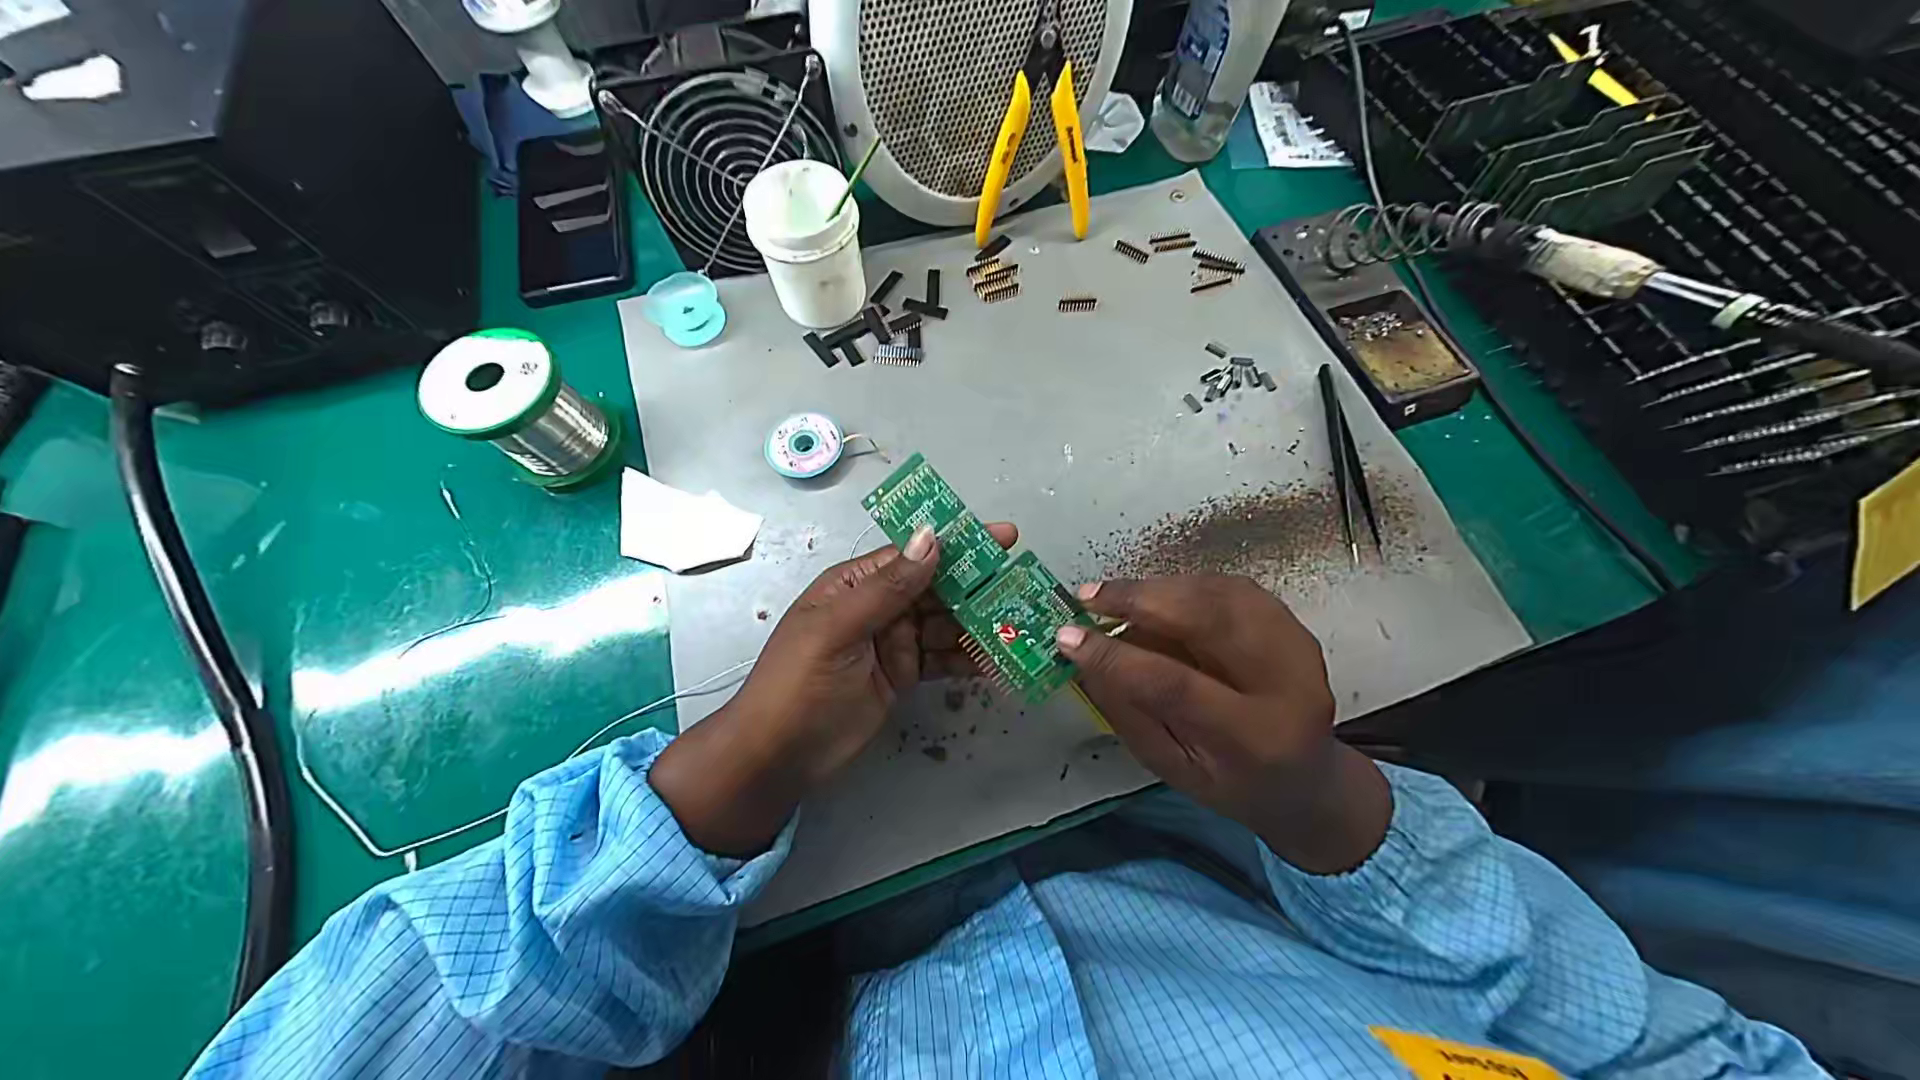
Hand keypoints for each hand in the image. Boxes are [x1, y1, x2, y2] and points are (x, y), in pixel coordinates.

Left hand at [651, 521, 1017, 855]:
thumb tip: (931, 537)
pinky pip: (943, 659)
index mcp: (856, 584)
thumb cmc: (798, 684)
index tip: (1004, 538)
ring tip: (1022, 624)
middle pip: (938, 588)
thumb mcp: (838, 630)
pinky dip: (969, 659)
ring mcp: (893, 641)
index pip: (914, 555)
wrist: (778, 757)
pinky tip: (1000, 660)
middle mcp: (879, 606)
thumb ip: (887, 587)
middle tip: (1026, 585)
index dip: (959, 544)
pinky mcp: (904, 674)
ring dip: (981, 624)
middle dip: (979, 586)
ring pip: (946, 624)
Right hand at [1054, 576, 1390, 873]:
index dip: (1115, 656)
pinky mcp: (1293, 621)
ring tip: (1112, 596)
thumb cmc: (1230, 784)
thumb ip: (1128, 711)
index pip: (1175, 684)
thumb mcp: (1171, 765)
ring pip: (1218, 593)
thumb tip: (1080, 657)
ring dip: (1157, 588)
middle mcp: (1287, 683)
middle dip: (1140, 600)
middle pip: (1208, 619)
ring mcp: (1297, 644)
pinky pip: (1229, 587)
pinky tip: (1154, 596)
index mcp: (1254, 738)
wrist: (1308, 780)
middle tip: (1087, 597)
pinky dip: (1183, 585)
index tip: (1066, 637)